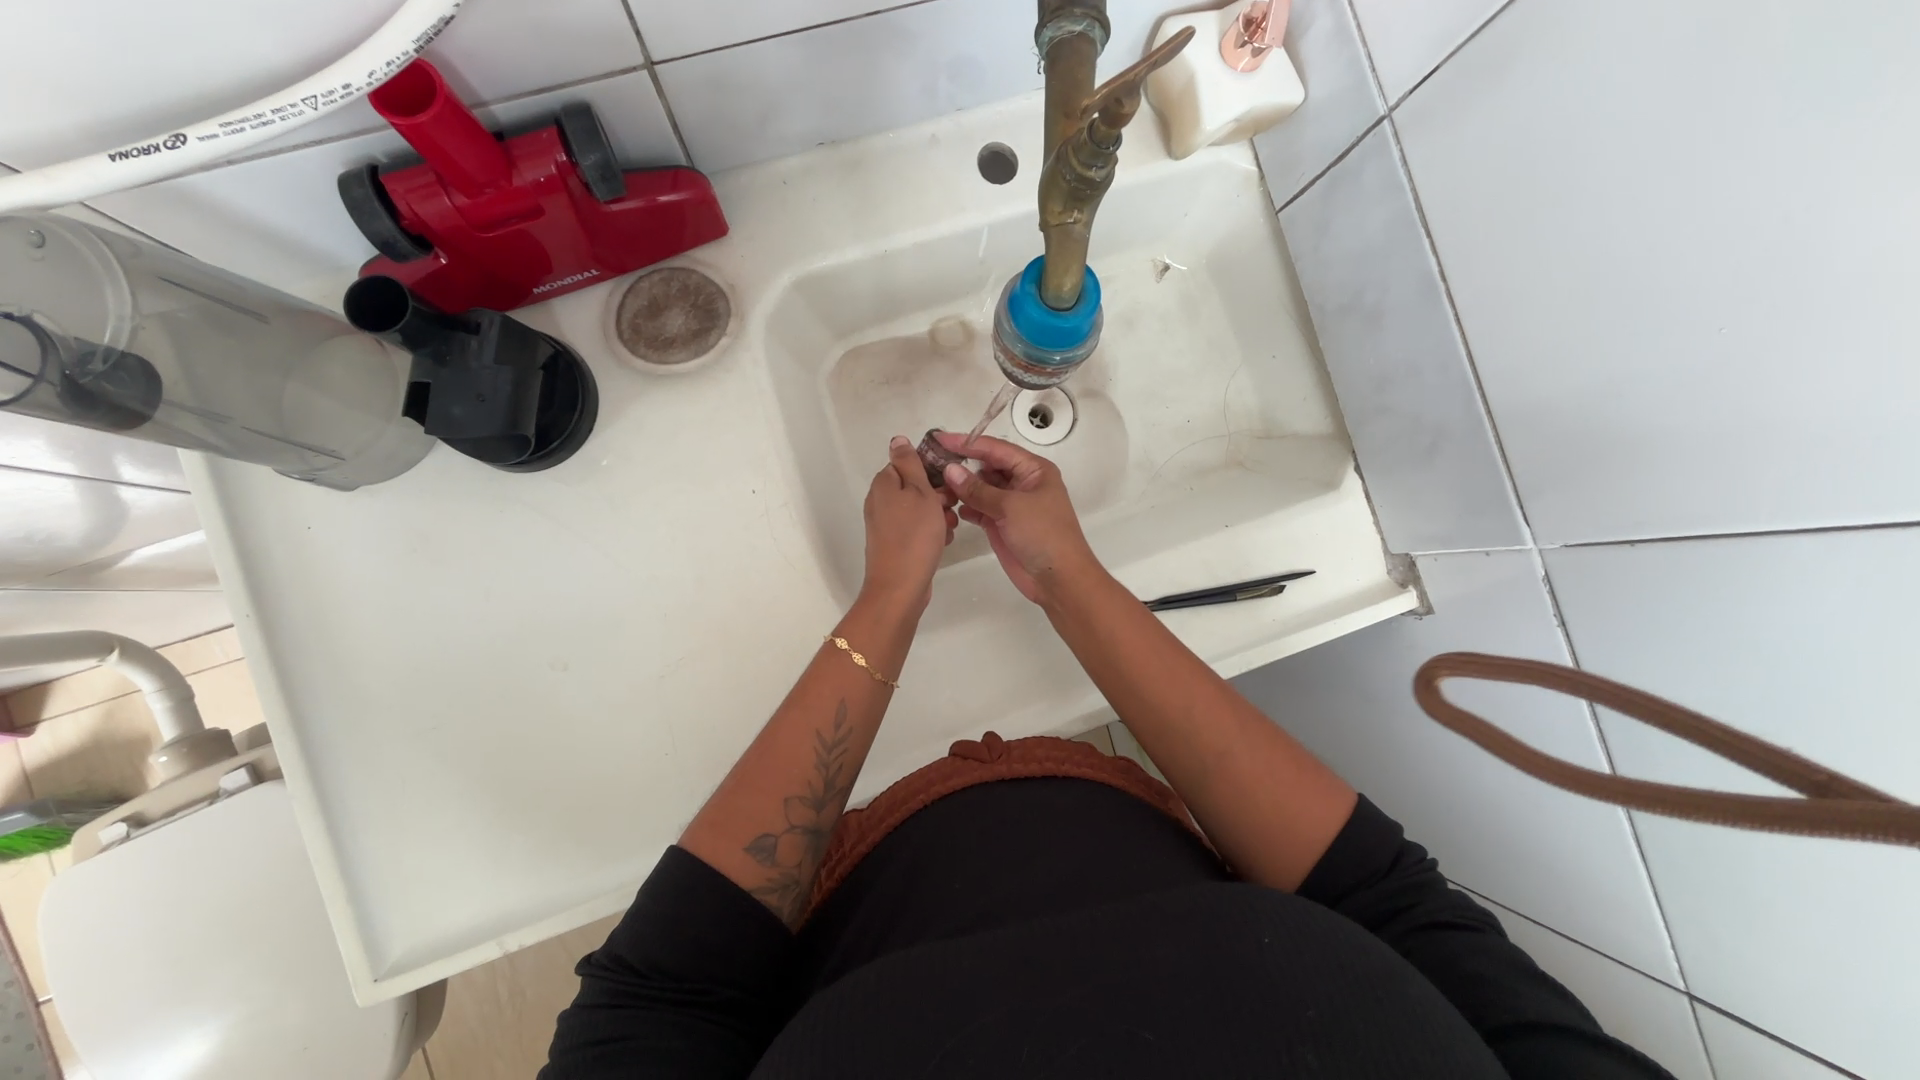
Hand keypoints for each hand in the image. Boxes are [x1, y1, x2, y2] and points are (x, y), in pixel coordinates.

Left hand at [861, 436, 958, 610]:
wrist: (900, 586)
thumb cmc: (914, 535)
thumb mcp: (919, 492)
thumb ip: (910, 463)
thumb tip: (897, 440)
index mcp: (884, 484)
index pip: (908, 463)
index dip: (931, 471)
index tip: (948, 482)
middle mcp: (881, 501)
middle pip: (915, 487)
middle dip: (938, 495)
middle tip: (950, 507)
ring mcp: (886, 524)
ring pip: (920, 509)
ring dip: (938, 515)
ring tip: (948, 528)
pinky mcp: (895, 543)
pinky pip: (917, 529)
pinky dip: (931, 533)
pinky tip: (942, 542)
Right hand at [936, 432, 1099, 604]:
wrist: (1058, 579)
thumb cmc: (1042, 535)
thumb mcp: (1010, 507)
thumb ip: (978, 489)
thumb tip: (950, 469)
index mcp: (1033, 469)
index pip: (996, 449)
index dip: (967, 443)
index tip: (939, 439)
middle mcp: (1022, 482)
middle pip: (986, 466)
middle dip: (962, 465)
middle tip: (931, 463)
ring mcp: (1011, 504)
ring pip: (981, 488)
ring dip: (961, 488)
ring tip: (936, 487)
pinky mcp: (1001, 524)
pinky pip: (979, 509)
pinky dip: (966, 508)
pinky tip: (951, 509)